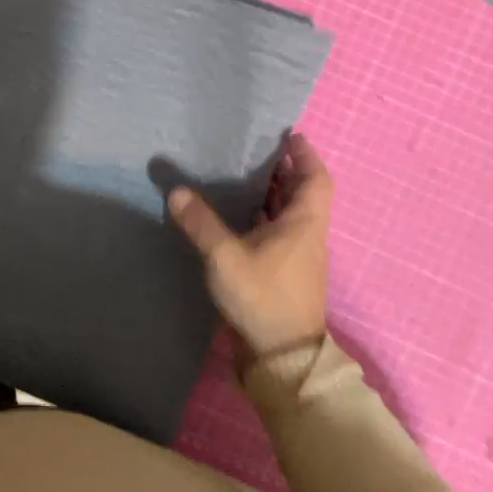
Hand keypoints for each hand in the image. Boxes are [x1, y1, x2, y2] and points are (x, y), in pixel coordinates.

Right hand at [168, 133, 332, 362]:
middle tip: (256, 152)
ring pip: (290, 214)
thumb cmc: (263, 297)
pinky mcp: (284, 273)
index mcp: (304, 224)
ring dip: (273, 195)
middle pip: (303, 194)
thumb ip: (201, 223)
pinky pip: (278, 232)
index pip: (315, 179)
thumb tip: (177, 191)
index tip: (289, 137)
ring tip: (243, 178)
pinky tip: (238, 218)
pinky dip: (263, 217)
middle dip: (284, 171)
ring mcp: (297, 256)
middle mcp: (307, 236)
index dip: (305, 156)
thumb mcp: (225, 256)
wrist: (282, 354)